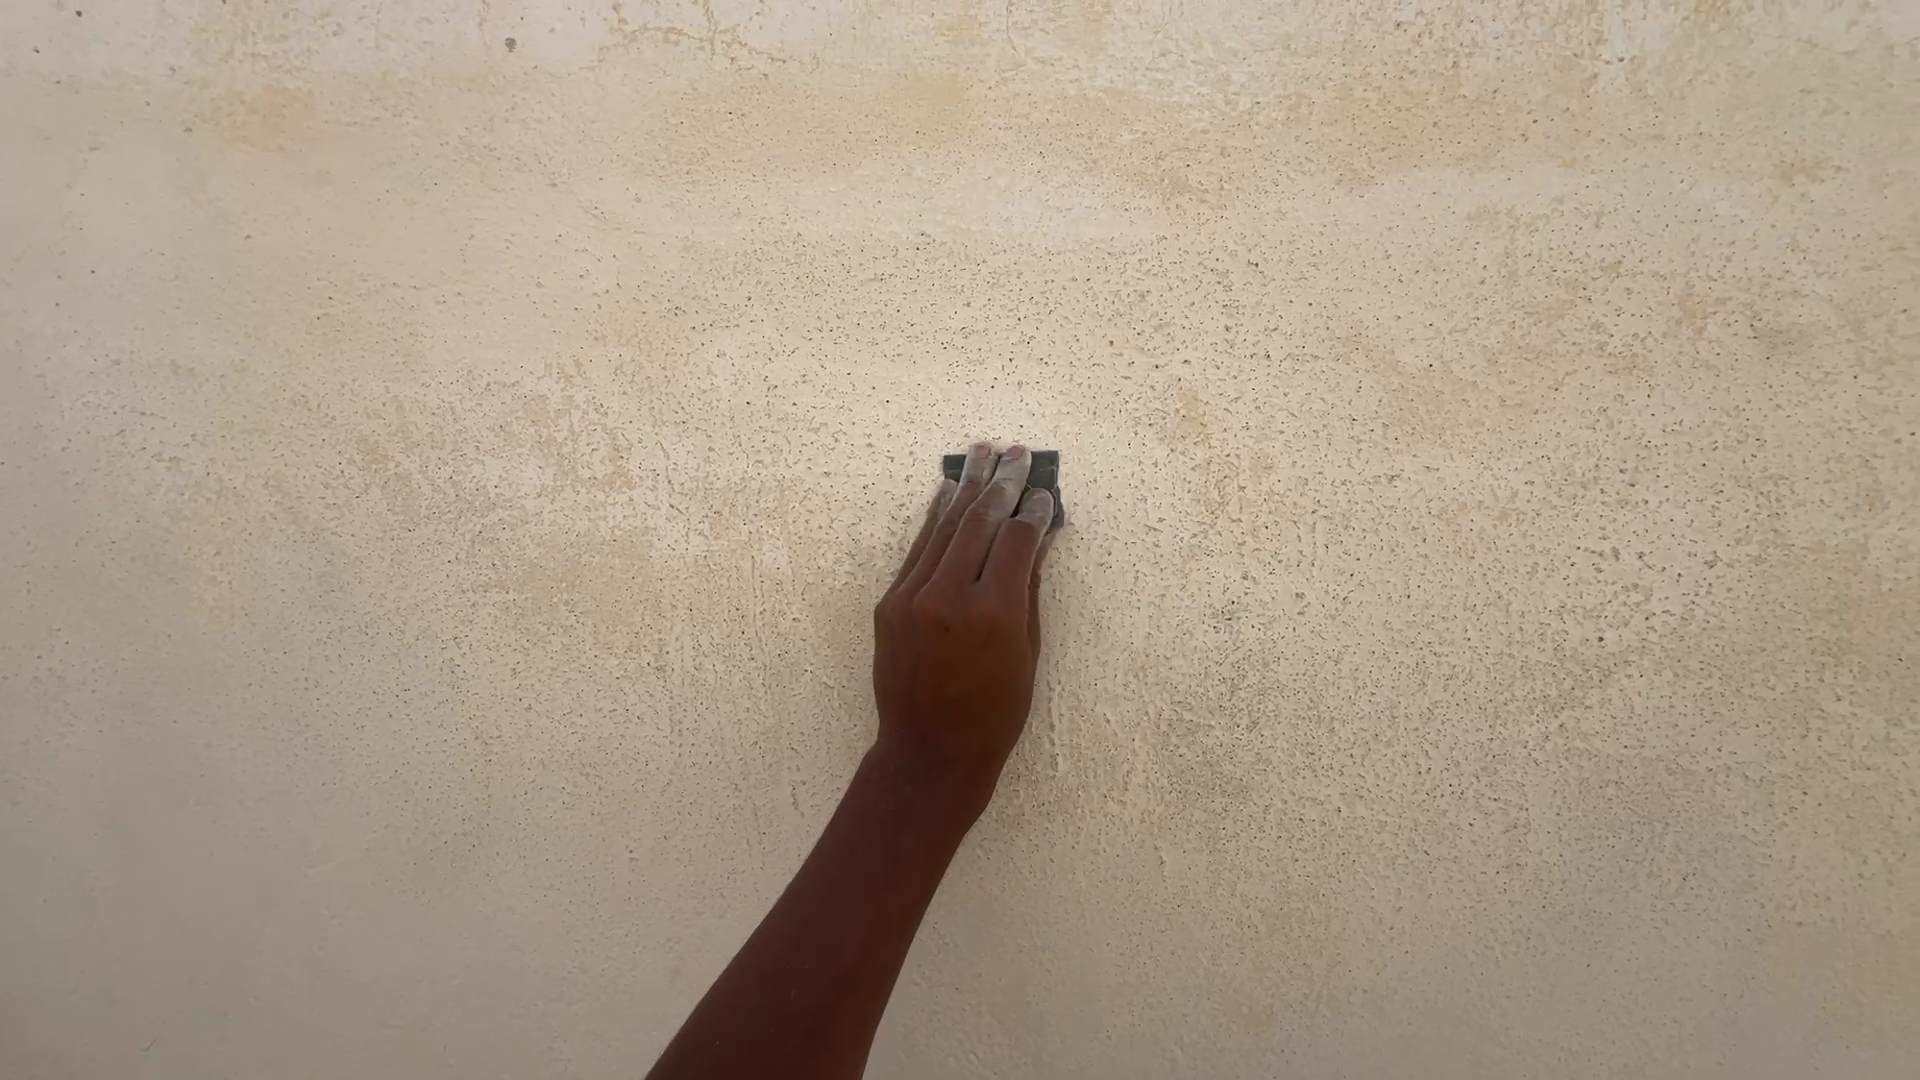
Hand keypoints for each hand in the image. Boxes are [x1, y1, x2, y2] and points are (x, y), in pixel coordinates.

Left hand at [872, 443, 1057, 811]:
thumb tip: (1038, 538)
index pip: (1017, 540)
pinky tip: (949, 493)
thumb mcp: (1027, 652)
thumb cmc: (994, 714)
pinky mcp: (890, 603)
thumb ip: (1029, 589)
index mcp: (995, 614)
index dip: (1034, 511)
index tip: (1043, 492)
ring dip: (965, 487)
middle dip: (1001, 482)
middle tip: (1016, 451)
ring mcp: (912, 597)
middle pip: (979, 521)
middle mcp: (949, 597)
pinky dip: (936, 518)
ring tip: (981, 452)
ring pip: (944, 527)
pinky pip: (918, 549)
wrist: (928, 752)